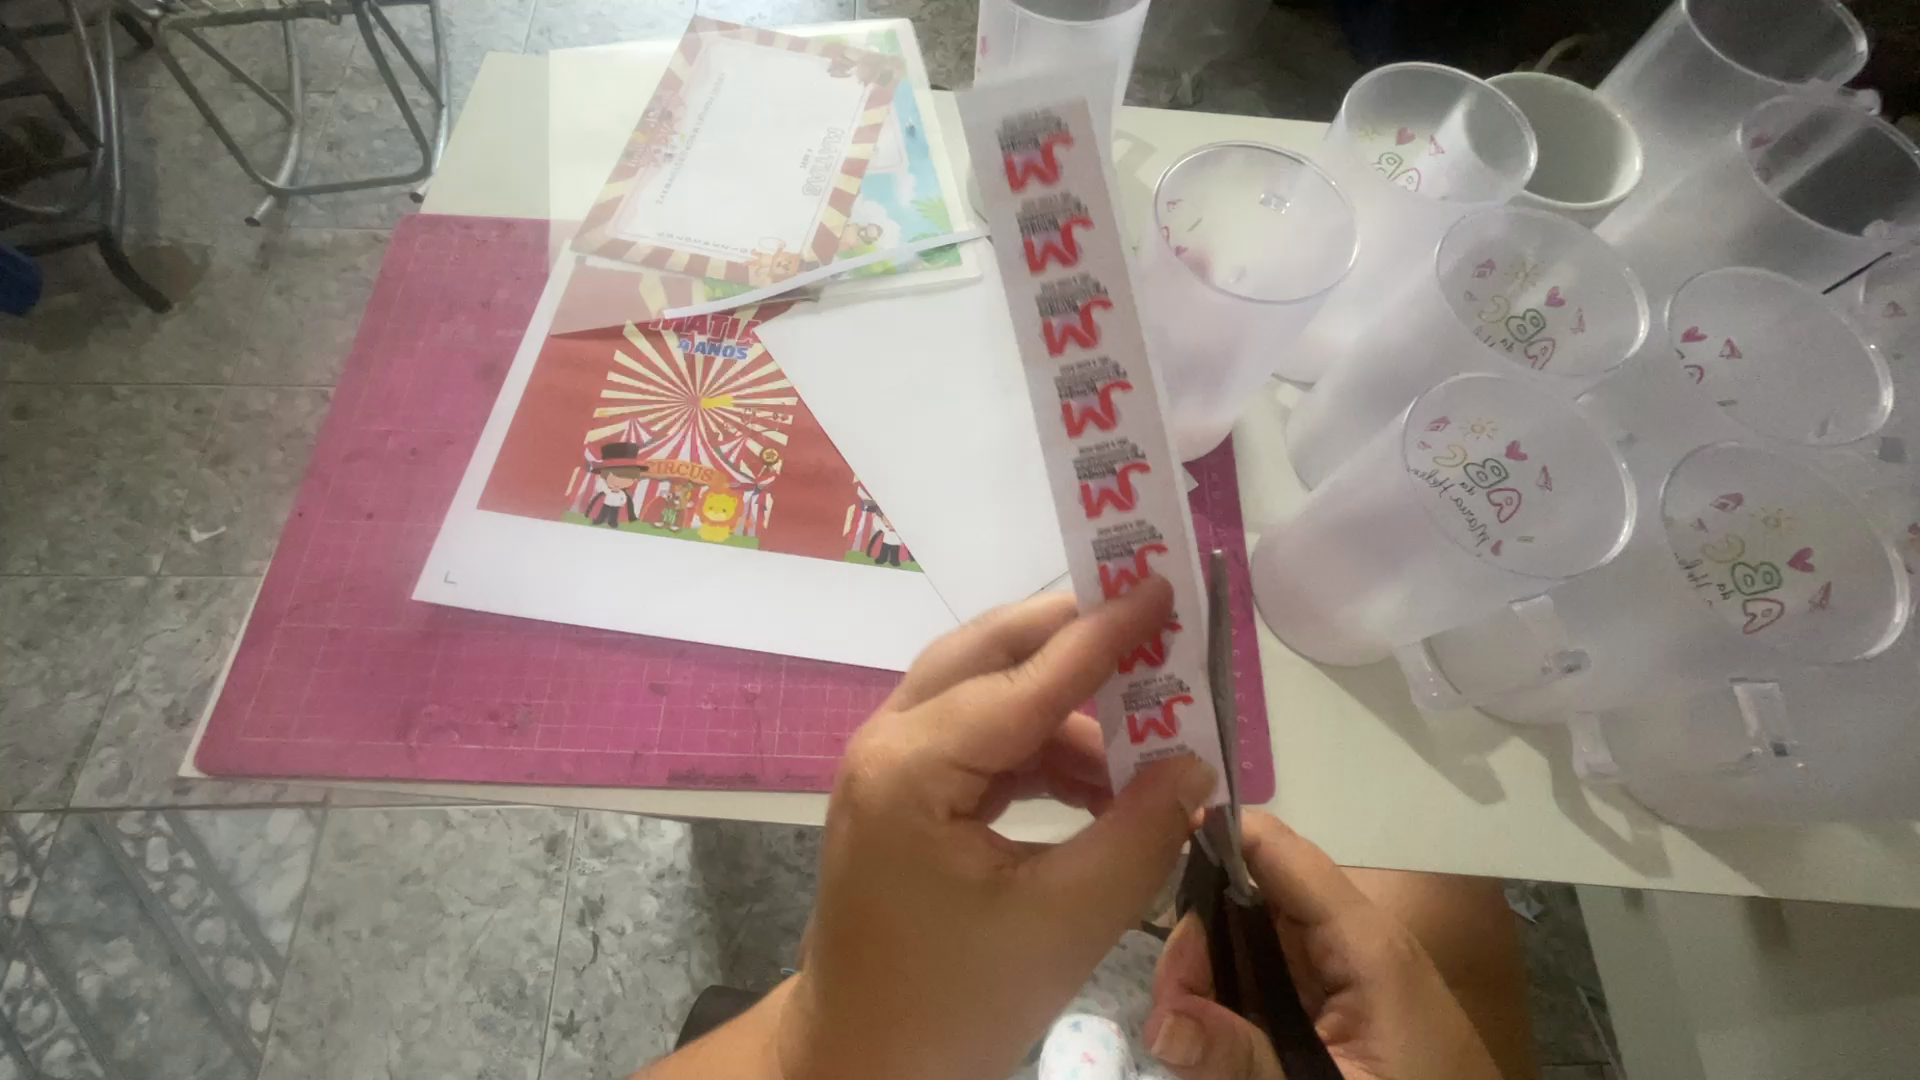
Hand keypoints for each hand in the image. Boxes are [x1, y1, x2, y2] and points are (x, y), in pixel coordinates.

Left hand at [776, 578, 1216, 1079]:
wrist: (863, 1062)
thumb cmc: (955, 1005)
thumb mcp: (1064, 924)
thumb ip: (1139, 834)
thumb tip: (1196, 766)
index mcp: (910, 769)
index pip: (1021, 682)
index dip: (1099, 637)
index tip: (1157, 591)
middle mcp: (889, 741)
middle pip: (987, 654)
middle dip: (1070, 637)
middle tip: (1147, 624)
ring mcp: (892, 757)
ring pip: (987, 689)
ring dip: (1067, 703)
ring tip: (1146, 724)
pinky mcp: (908, 781)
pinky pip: (985, 735)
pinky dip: (1045, 745)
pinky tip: (1103, 774)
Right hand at [1144, 813, 1501, 1079]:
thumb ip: (1244, 1058)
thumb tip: (1155, 1026)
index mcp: (1363, 939)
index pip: (1275, 846)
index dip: (1212, 833)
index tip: (1145, 860)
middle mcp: (1349, 934)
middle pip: (1247, 892)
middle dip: (1197, 938)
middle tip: (1169, 1009)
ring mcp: (1340, 965)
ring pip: (1246, 930)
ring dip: (1205, 970)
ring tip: (1185, 1033)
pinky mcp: (1335, 995)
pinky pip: (1263, 967)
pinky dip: (1228, 991)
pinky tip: (1212, 1032)